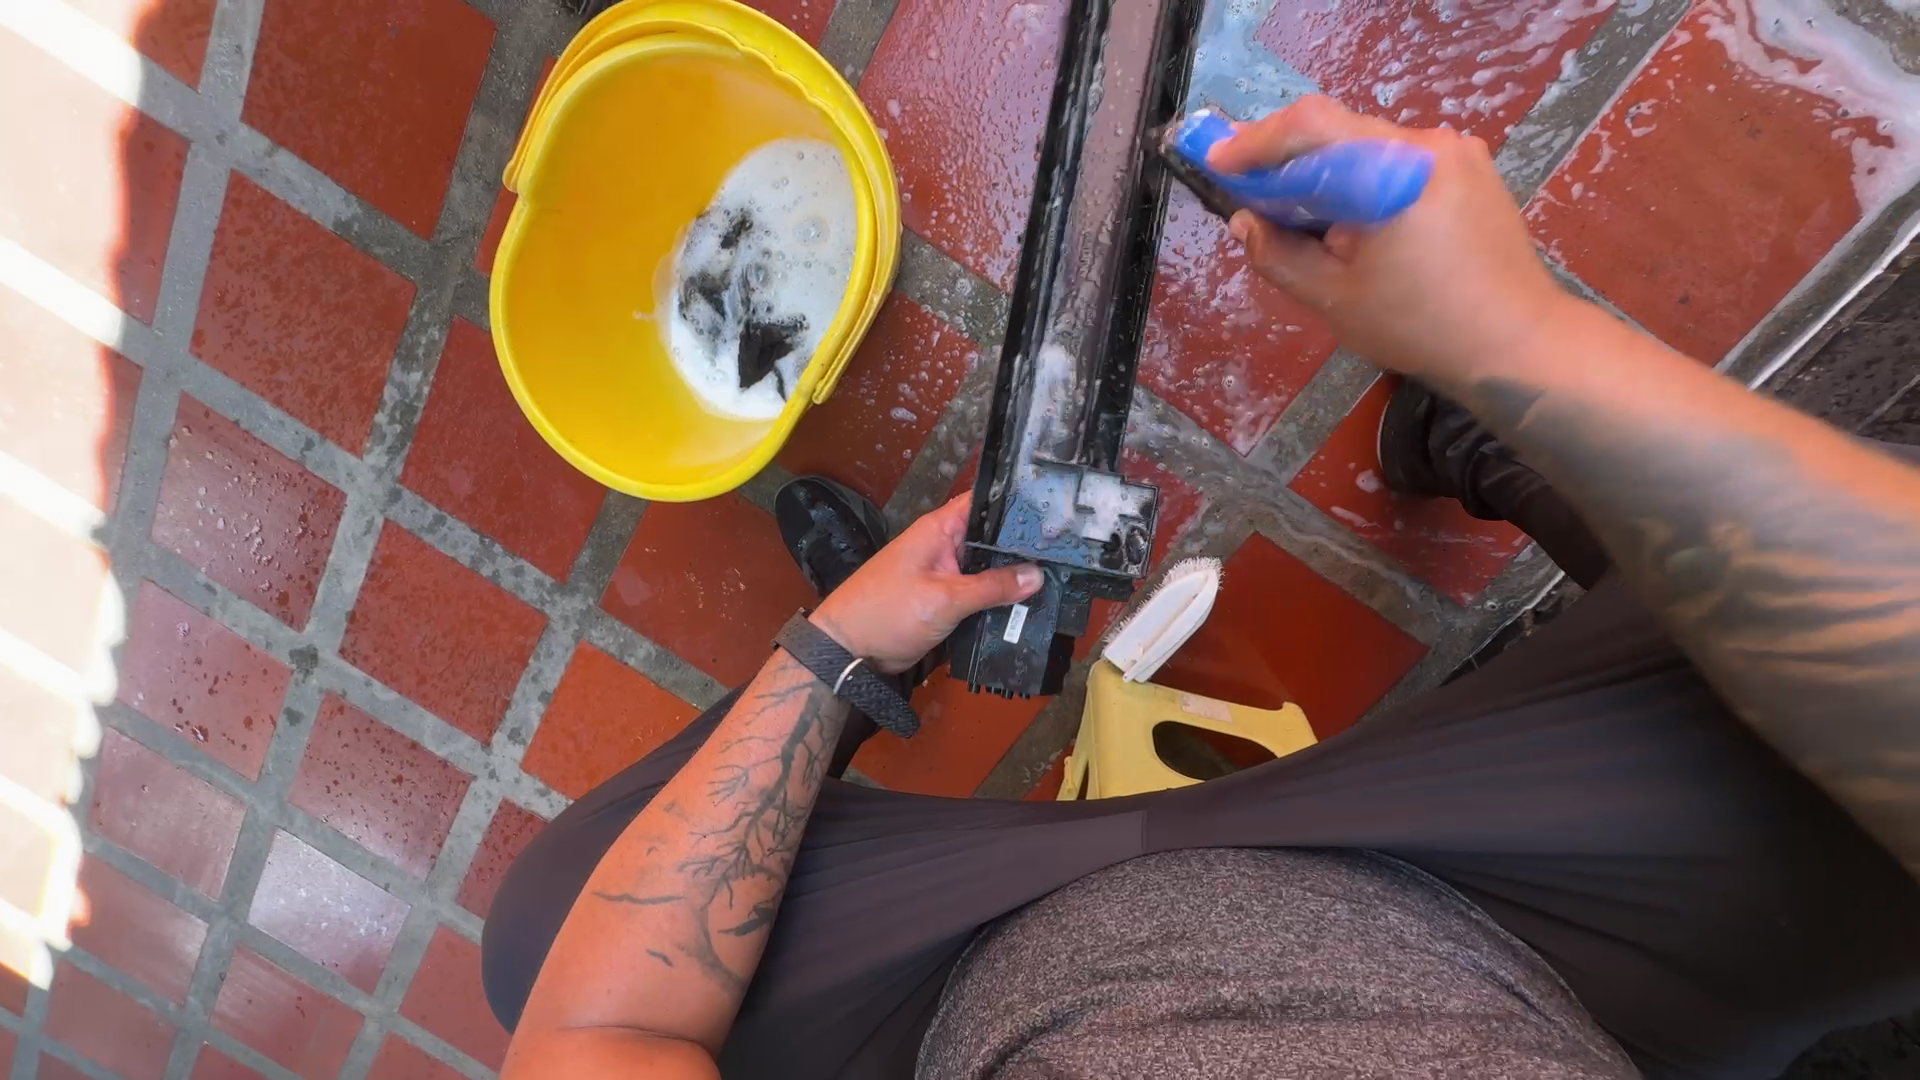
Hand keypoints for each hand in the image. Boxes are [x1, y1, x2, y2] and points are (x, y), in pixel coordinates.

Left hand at [810, 494, 1041, 673]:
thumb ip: (992, 586)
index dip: (1016, 500)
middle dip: (1022, 544)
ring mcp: (947, 574)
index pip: (983, 501)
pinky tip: (1029, 604)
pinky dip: (999, 599)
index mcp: (939, 529)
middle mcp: (945, 546)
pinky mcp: (947, 600)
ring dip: (1014, 575)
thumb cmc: (887, 612)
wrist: (851, 651)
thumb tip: (1036, 575)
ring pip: (988, 568)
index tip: (1052, 507)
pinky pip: (980, 594)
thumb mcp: (945, 598)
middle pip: (991, 537)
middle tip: (1066, 548)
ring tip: (1060, 575)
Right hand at [1208, 95, 1572, 383]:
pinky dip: (1357, 185)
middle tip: (1248, 195)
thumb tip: (1244, 222)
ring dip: (1322, 178)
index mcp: (1395, 170)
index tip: (1216, 161)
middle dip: (1286, 162)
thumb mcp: (1331, 298)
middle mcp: (1429, 143)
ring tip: (1295, 221)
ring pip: (1366, 150)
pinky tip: (1343, 224)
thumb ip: (1279, 255)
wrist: (1512, 341)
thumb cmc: (1416, 326)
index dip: (1256, 141)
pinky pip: (1394, 164)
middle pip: (1339, 134)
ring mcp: (1455, 153)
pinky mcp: (1467, 171)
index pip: (1312, 129)